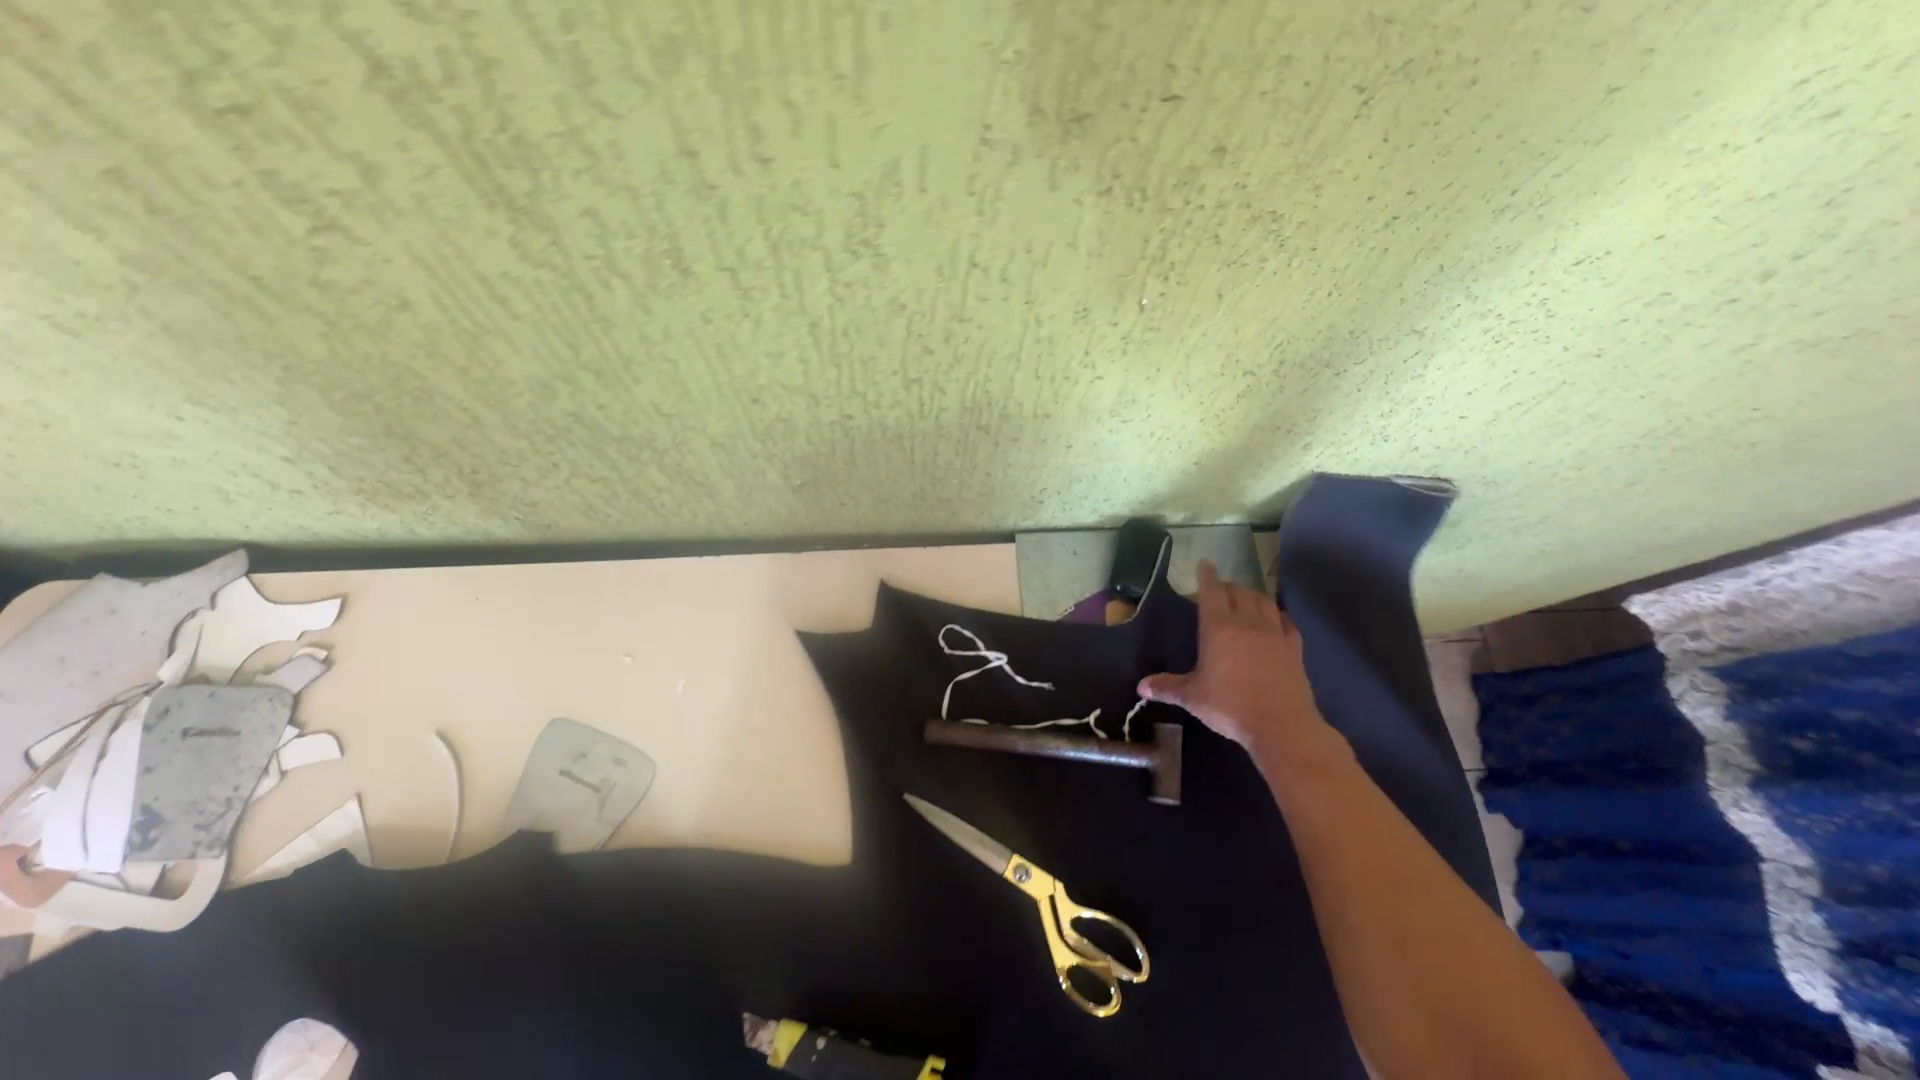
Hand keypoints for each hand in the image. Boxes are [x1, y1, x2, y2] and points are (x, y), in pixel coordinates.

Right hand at [1137, 561, 1331, 757]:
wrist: (1280, 724)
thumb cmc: (1229, 706)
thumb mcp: (1192, 698)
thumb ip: (1168, 687)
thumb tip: (1141, 687)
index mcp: (1218, 629)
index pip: (1212, 592)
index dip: (1207, 576)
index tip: (1205, 564)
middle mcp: (1247, 623)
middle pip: (1239, 592)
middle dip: (1229, 586)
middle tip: (1221, 589)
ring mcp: (1274, 633)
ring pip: (1264, 602)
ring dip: (1253, 595)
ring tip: (1246, 598)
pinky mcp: (1294, 648)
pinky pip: (1287, 622)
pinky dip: (1278, 615)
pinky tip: (1276, 619)